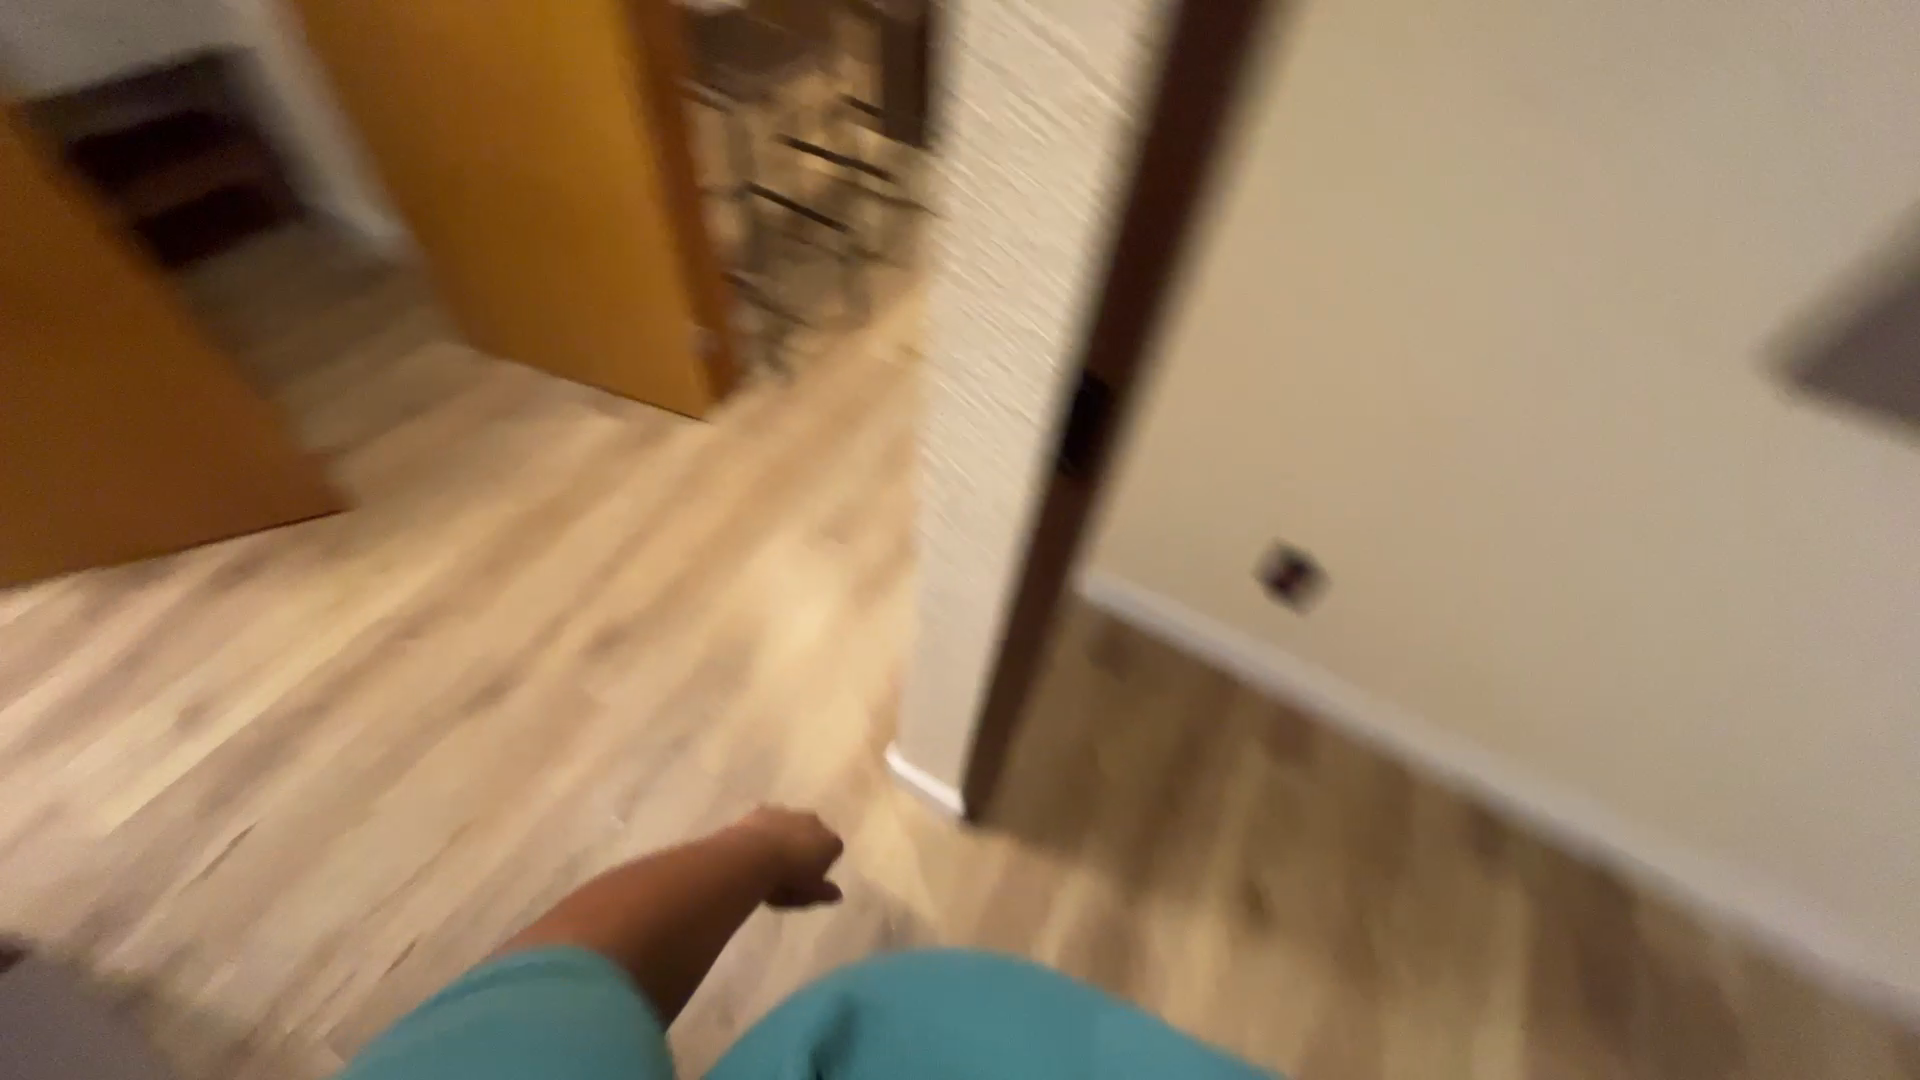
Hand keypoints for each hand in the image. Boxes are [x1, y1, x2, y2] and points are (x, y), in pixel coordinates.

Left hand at [734, 806, 844, 908]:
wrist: (752, 855)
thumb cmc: (786, 880)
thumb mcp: (807, 895)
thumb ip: (823, 893)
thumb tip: (837, 894)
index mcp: (829, 842)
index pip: (834, 850)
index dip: (823, 863)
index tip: (810, 877)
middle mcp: (814, 822)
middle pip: (814, 833)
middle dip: (806, 845)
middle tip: (791, 867)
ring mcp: (790, 813)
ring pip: (792, 824)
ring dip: (786, 836)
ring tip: (770, 857)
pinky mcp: (766, 810)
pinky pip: (769, 820)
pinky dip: (766, 830)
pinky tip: (754, 846)